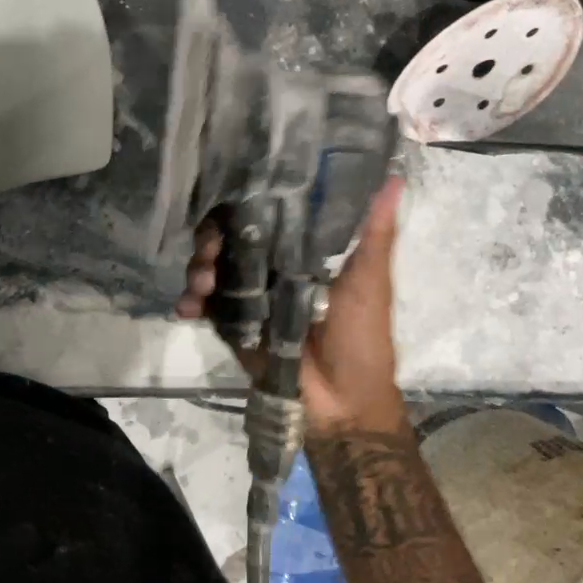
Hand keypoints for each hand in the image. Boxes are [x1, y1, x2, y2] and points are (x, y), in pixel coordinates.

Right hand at [176, 177, 407, 435]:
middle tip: (208, 252)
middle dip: (209, 242)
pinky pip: (202, 305)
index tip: (227, 205)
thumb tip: (394, 177)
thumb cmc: (361, 339)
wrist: (342, 406)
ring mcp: (246, 297)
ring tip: (201, 285)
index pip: (261, 218)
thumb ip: (374, 234)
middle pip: (227, 241)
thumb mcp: (371, 282)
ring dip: (197, 270)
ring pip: (209, 269)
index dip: (240, 208)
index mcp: (299, 253)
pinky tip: (187, 308)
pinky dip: (189, 303)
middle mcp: (268, 268)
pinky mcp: (230, 324)